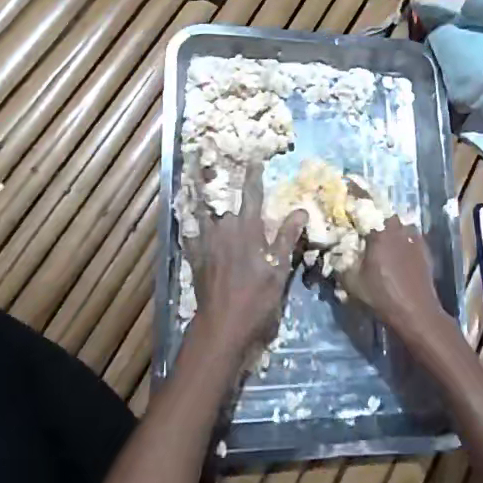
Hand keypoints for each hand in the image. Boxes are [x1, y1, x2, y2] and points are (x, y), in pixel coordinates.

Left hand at [192, 160, 307, 363]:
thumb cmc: (257, 298)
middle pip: (222, 198)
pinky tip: (182, 211)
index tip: (254, 159)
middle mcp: (224, 229)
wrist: (223, 323)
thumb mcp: (279, 270)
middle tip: (216, 159)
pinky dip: (187, 220)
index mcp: (248, 230)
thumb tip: (301, 210)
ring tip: (196, 176)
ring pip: (202, 211)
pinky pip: (189, 232)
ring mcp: (206, 242)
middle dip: (221, 178)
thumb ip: (286, 237)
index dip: (254, 176)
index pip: (252, 195)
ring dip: (201, 193)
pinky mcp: (194, 256)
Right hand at [347, 217, 443, 337]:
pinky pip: (413, 238)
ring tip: (385, 241)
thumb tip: (336, 252)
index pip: (366, 209)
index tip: (351, 208)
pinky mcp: (425, 252)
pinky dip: (405, 241)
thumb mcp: (352, 282)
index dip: (357, 206)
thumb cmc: (382, 295)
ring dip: (394, 229)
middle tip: (368, 230)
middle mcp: (398, 231)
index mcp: (379, 233)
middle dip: (378, 219)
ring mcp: (415, 241)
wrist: (416, 313)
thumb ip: (341, 263)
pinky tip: (400, 254)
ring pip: (402, 226)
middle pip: (387, 215)